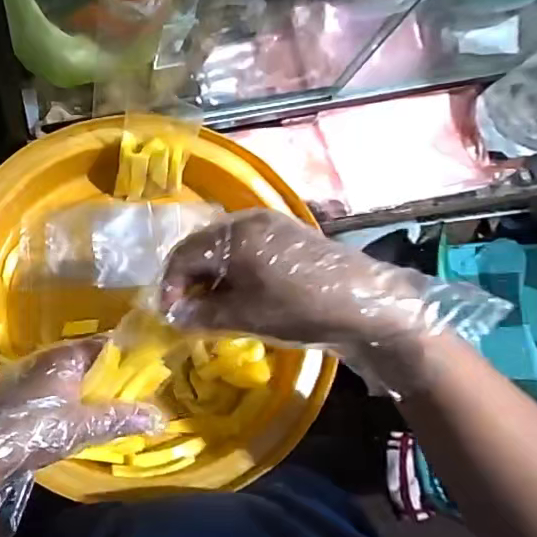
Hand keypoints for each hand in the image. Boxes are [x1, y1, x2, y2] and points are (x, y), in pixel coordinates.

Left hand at [0, 338, 164, 536]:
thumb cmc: (37, 431)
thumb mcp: (84, 426)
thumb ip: (120, 418)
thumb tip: (160, 416)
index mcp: (63, 356)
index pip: (100, 344)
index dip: (123, 351)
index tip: (145, 361)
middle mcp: (43, 358)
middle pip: (83, 358)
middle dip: (105, 370)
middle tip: (132, 384)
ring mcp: (25, 375)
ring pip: (65, 374)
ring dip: (84, 384)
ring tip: (108, 400)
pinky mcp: (14, 395)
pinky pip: (50, 387)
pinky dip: (66, 395)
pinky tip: (74, 412)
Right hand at [155, 209, 508, 356]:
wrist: (368, 305)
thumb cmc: (301, 309)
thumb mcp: (245, 317)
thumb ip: (202, 314)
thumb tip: (173, 315)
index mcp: (234, 235)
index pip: (183, 255)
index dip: (170, 285)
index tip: (168, 314)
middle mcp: (248, 220)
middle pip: (201, 246)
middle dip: (188, 278)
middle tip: (186, 309)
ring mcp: (270, 224)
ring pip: (222, 246)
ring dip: (210, 274)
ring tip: (211, 304)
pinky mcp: (286, 234)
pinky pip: (244, 247)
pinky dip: (232, 268)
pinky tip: (239, 291)